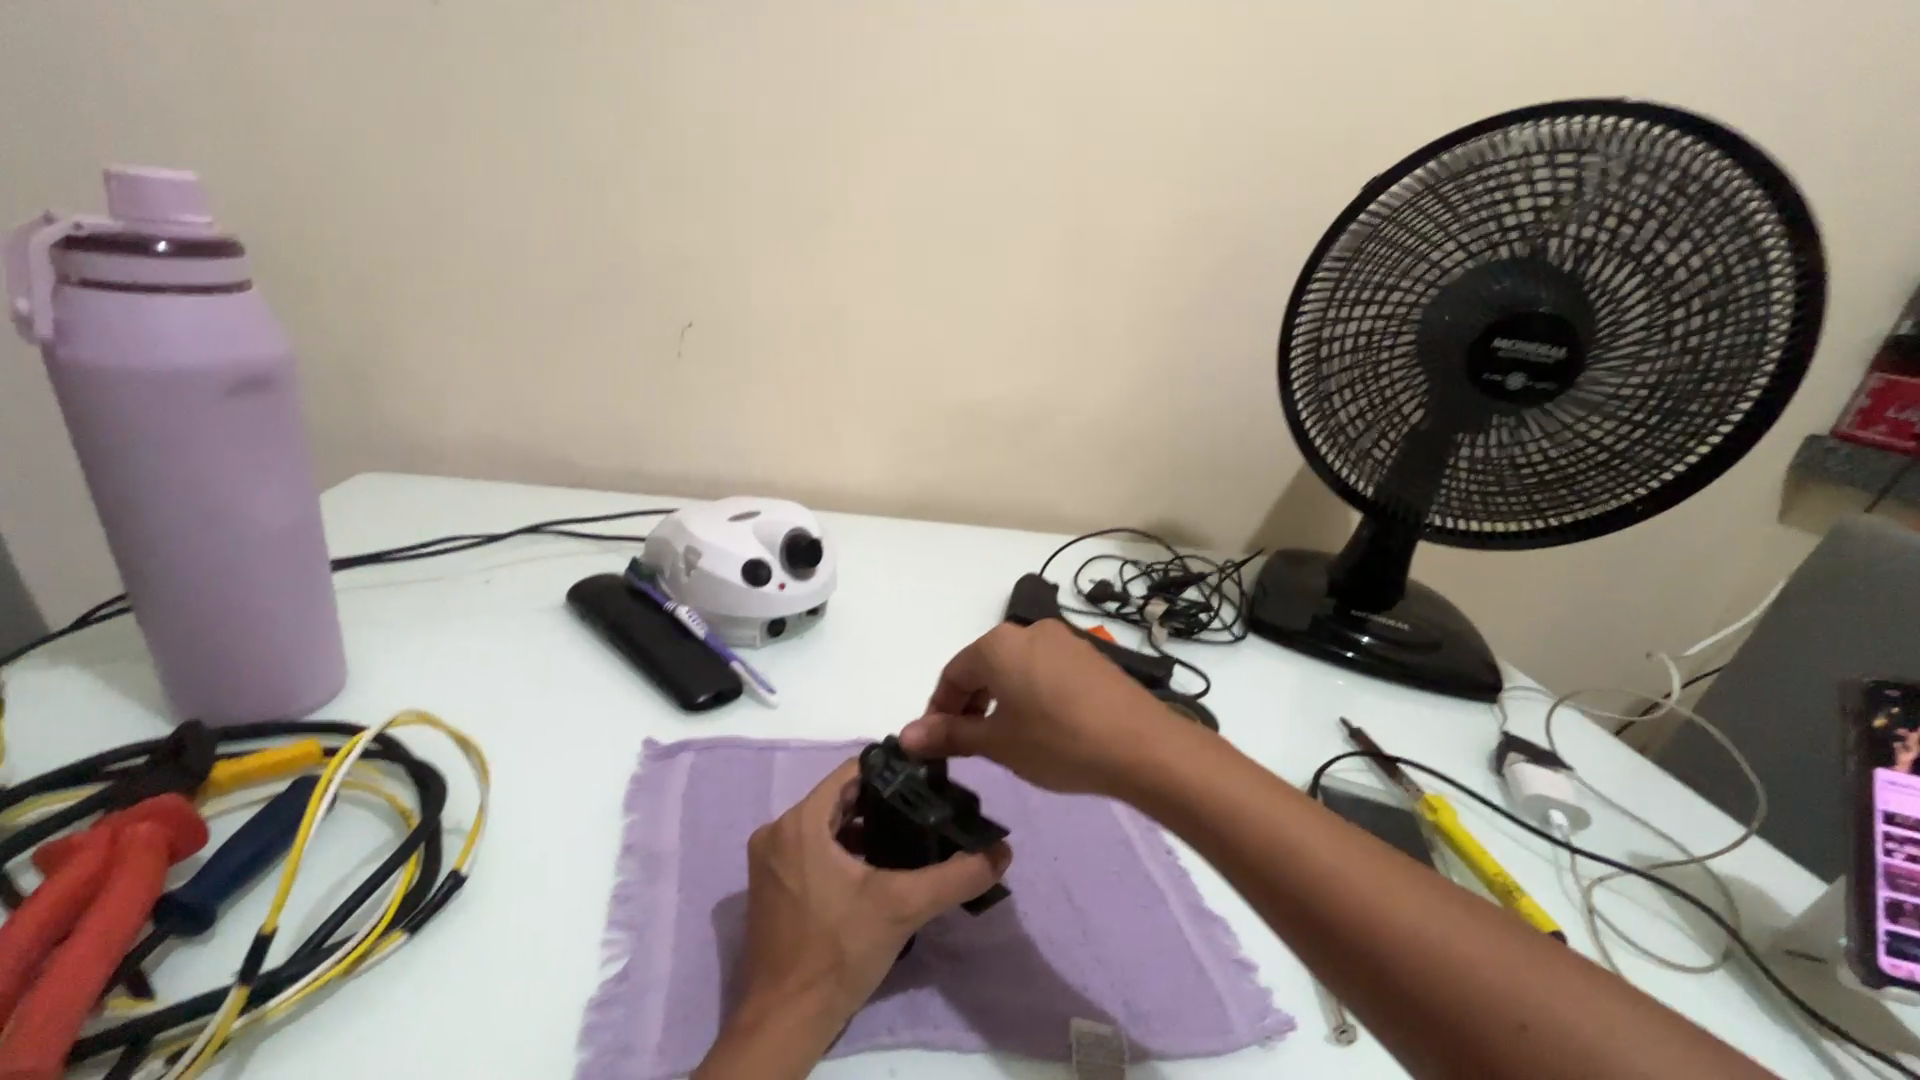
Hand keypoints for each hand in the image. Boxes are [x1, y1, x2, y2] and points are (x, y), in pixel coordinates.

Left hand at [700, 759, 1012, 1077]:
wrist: (786, 1020)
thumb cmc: (838, 951)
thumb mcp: (904, 907)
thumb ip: (956, 875)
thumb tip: (1001, 852)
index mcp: (799, 822)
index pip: (852, 772)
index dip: (893, 773)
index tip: (929, 782)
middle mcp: (776, 832)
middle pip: (840, 798)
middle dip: (883, 804)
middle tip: (928, 814)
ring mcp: (768, 861)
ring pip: (826, 826)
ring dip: (864, 830)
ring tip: (910, 840)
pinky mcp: (770, 886)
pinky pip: (812, 849)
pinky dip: (842, 852)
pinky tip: (878, 872)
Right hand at [900, 620, 1189, 796]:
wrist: (1142, 746)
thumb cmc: (1058, 742)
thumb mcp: (998, 743)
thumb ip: (950, 734)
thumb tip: (906, 735)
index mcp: (998, 644)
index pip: (953, 674)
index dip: (938, 710)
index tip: (935, 744)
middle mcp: (1028, 631)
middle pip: (984, 667)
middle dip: (969, 704)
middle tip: (967, 744)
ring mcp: (1064, 640)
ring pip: (1015, 668)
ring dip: (1000, 700)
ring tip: (1005, 739)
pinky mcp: (1090, 656)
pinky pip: (1045, 671)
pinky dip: (1030, 695)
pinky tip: (1042, 727)